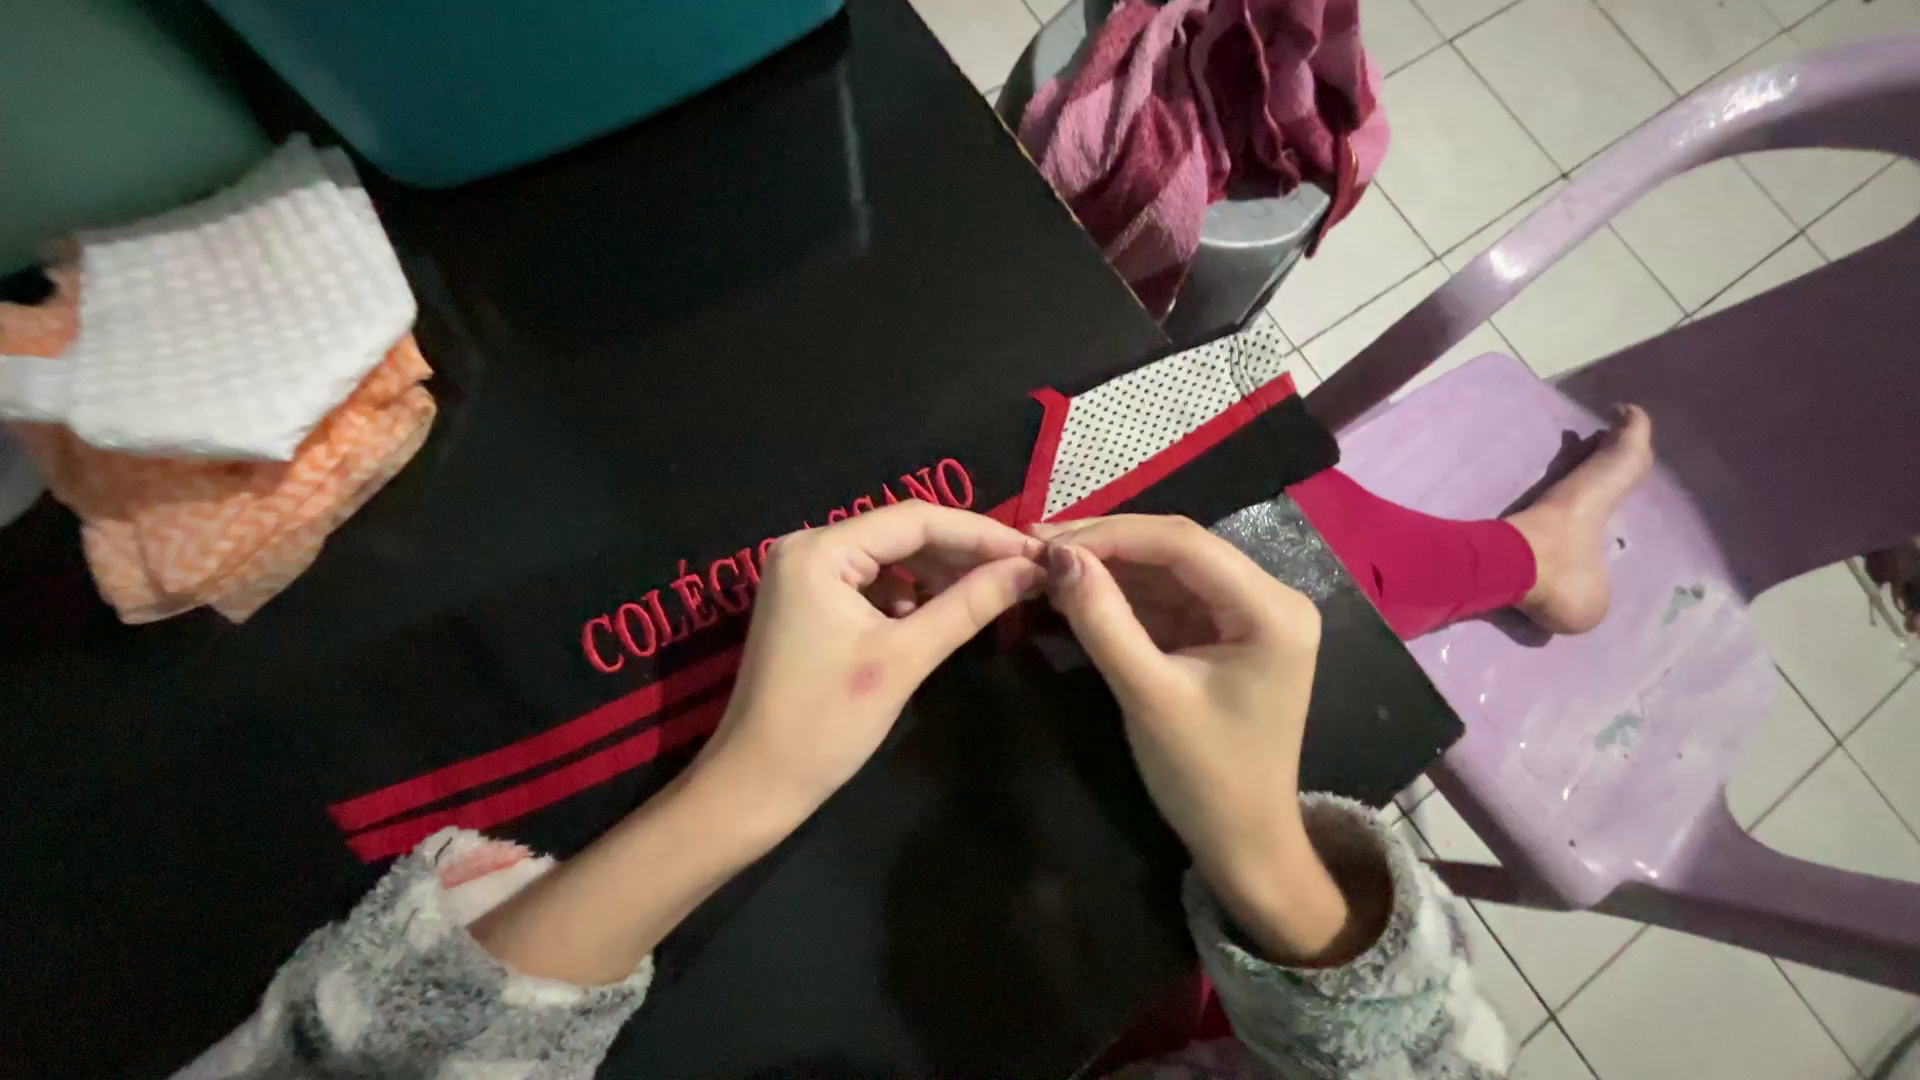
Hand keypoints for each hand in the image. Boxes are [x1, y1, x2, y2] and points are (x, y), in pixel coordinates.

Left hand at [475, 502, 1042, 985]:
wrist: (752, 792)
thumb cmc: (820, 729)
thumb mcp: (903, 659)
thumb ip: (966, 607)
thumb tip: (1029, 571)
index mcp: (818, 550)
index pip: (917, 520)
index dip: (981, 535)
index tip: (1036, 554)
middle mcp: (804, 551)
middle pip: (905, 535)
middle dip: (965, 554)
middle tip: (1026, 577)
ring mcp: (803, 581)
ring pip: (892, 561)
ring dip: (941, 578)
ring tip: (996, 599)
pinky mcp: (807, 610)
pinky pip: (875, 587)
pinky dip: (913, 598)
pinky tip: (945, 620)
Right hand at [1037, 515, 1380, 965]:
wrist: (1241, 843)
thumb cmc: (1204, 776)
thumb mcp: (1147, 694)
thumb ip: (1102, 619)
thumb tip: (1057, 556)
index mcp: (1272, 610)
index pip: (1184, 544)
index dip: (1112, 535)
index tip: (1045, 542)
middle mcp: (1268, 598)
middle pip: (1177, 549)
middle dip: (1105, 544)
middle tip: (1035, 544)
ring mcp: (1244, 614)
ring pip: (1166, 569)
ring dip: (1108, 565)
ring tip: (1045, 562)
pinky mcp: (1220, 632)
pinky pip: (1166, 597)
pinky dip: (1121, 593)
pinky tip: (1076, 587)